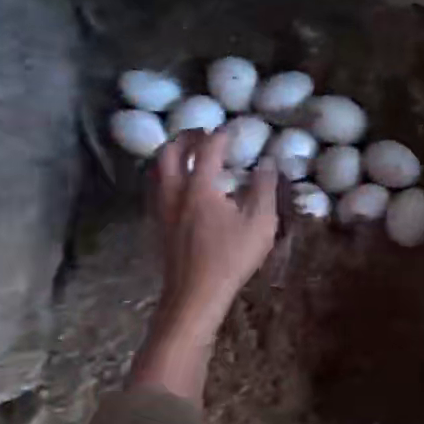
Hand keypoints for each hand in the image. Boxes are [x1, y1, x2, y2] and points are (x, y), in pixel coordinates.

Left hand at [129, 127, 277, 401]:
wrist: (194, 295)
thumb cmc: (231, 259)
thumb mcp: (260, 223)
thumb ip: (264, 189)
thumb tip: (268, 163)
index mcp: (198, 187)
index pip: (207, 149)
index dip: (221, 135)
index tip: (234, 129)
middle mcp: (174, 191)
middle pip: (170, 151)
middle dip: (187, 137)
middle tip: (205, 134)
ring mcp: (161, 208)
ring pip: (157, 168)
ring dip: (172, 153)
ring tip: (189, 153)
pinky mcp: (157, 224)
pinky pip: (155, 186)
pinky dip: (166, 174)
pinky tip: (180, 185)